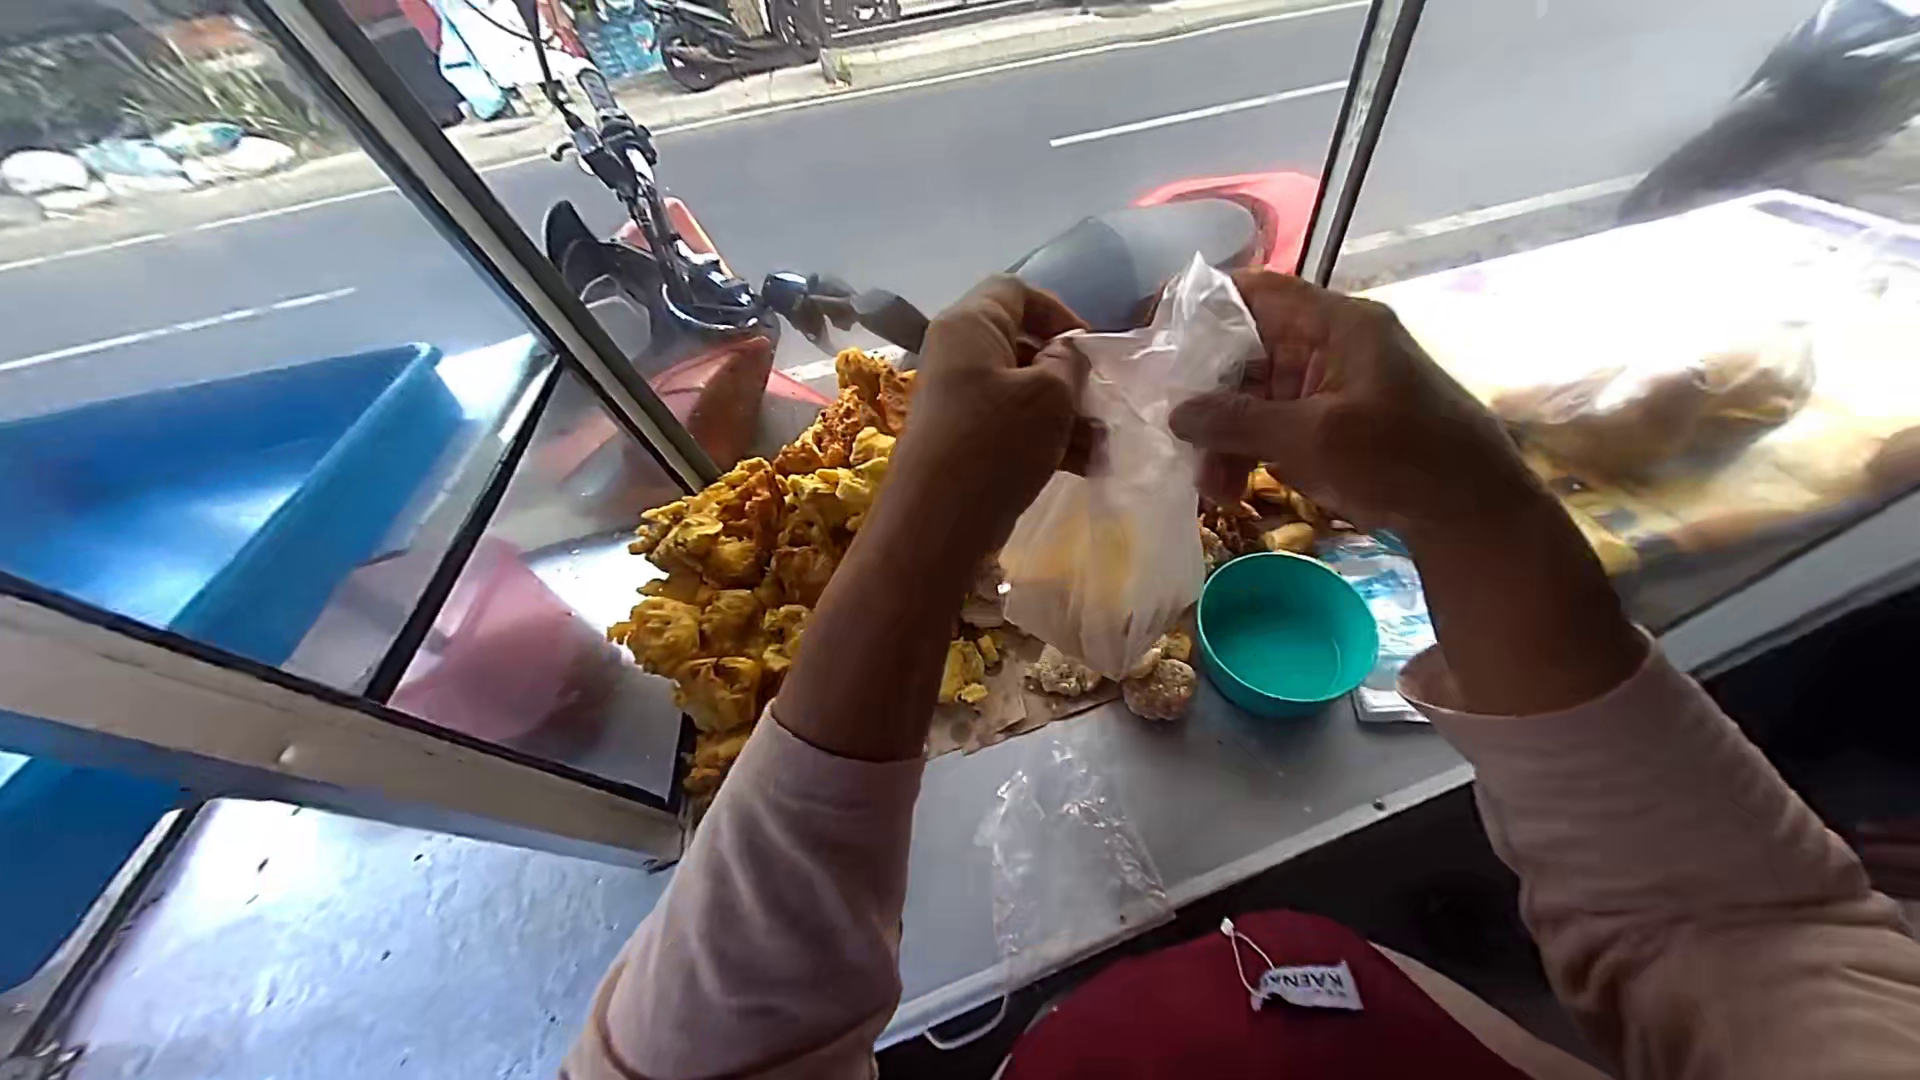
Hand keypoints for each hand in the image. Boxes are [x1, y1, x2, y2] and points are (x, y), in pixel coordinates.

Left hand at [776, 278, 1085, 761]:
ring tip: (1102, 446)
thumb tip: (1067, 353)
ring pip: (1021, 392)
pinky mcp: (964, 442)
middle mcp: (958, 356)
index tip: (1090, 349)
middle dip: (1069, 374)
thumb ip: (1069, 362)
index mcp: (970, 325)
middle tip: (1101, 402)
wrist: (939, 524)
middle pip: (1022, 346)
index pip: (1017, 292)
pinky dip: (1045, 439)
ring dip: (1065, 414)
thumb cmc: (996, 443)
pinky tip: (1084, 465)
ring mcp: (958, 402)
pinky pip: (1010, 426)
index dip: (1059, 311)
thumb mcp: (1048, 395)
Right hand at [1171, 271, 1641, 715]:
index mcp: (1334, 326)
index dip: (1203, 302)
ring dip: (1219, 439)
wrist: (1467, 513)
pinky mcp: (1316, 426)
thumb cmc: (1402, 459)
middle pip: (1241, 353)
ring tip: (1208, 485)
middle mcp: (1322, 349)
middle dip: (1203, 395)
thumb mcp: (1314, 436)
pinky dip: (1239, 456)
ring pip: (1245, 400)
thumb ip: (1239, 420)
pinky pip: (1261, 430)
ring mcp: (1318, 390)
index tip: (1155, 328)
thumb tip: (1175, 413)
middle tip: (1171, 430)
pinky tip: (1225, 489)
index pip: (1257, 293)